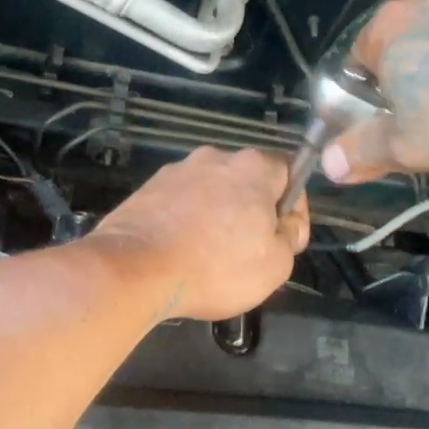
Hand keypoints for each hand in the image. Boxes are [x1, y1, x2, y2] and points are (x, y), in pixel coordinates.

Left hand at [86, 147, 308, 321]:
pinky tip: (179, 254)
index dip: (293, 207)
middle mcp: (214, 158)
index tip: (286, 239)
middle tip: (248, 253)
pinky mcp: (145, 191)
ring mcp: (175, 172)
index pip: (288, 173)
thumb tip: (286, 225)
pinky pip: (178, 206)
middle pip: (246, 182)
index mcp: (253, 167)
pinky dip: (185, 224)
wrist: (135, 270)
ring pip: (209, 194)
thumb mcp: (276, 265)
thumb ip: (290, 237)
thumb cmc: (216, 268)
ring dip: (216, 218)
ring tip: (209, 258)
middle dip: (252, 213)